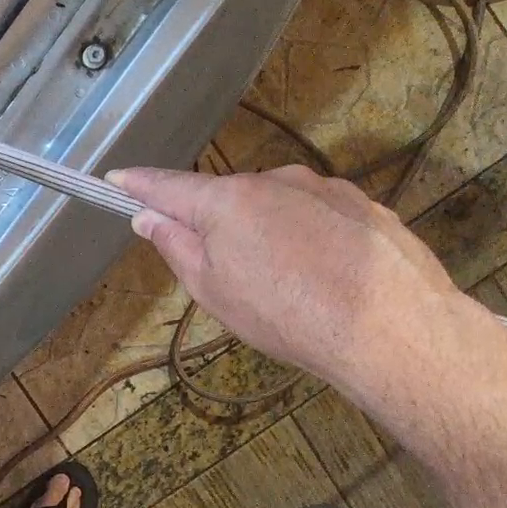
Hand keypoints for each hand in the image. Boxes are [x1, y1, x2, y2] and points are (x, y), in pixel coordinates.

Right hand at [108, 165, 460, 381]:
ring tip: (281, 282)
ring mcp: (324, 188)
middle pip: (225, 196)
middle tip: (220, 273)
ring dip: (263, 230)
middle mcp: (274, 180)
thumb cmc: (284, 314)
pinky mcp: (364, 204)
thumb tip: (150, 216)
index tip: (115, 179)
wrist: (391, 328)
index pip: (168, 186)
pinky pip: (314, 214)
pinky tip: (319, 274)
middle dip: (213, 223)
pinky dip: (304, 236)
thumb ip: (176, 246)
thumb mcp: (211, 290)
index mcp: (228, 200)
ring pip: (273, 204)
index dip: (138, 185)